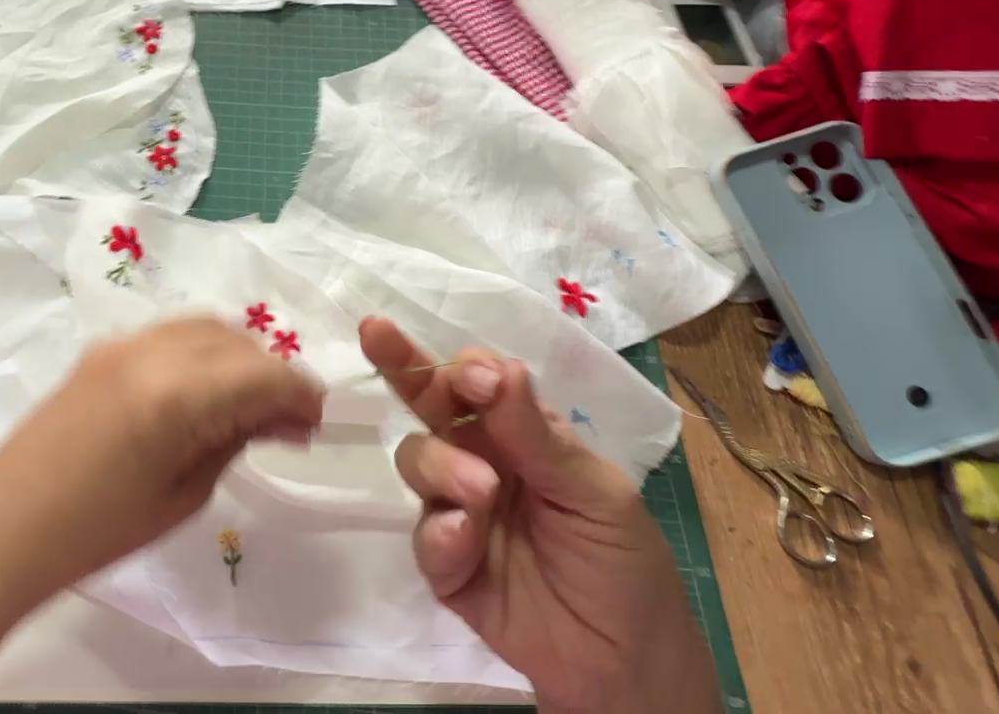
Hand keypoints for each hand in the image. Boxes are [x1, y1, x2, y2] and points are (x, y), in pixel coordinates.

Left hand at [0, 317, 324, 713]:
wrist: (5, 527)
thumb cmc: (97, 530)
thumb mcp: (183, 494)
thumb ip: (233, 439)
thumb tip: (275, 416)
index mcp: (176, 392)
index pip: (264, 372)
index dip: (301, 393)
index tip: (318, 421)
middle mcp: (150, 350)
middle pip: (236, 340)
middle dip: (271, 373)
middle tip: (288, 421)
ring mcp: (119, 343)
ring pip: (202, 328)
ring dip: (236, 356)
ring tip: (248, 404)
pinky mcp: (99, 350)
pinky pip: (167, 335)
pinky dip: (199, 353)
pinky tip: (203, 390)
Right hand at [361, 318, 719, 713]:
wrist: (624, 665)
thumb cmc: (621, 561)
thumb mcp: (595, 491)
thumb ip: (538, 435)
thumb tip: (498, 367)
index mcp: (519, 433)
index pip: (476, 382)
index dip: (465, 370)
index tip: (477, 378)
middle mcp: (477, 457)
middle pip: (426, 402)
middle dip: (399, 363)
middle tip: (374, 332)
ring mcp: (454, 506)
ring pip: (417, 458)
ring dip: (441, 466)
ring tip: (482, 492)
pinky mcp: (441, 559)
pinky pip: (423, 531)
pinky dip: (442, 531)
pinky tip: (466, 539)